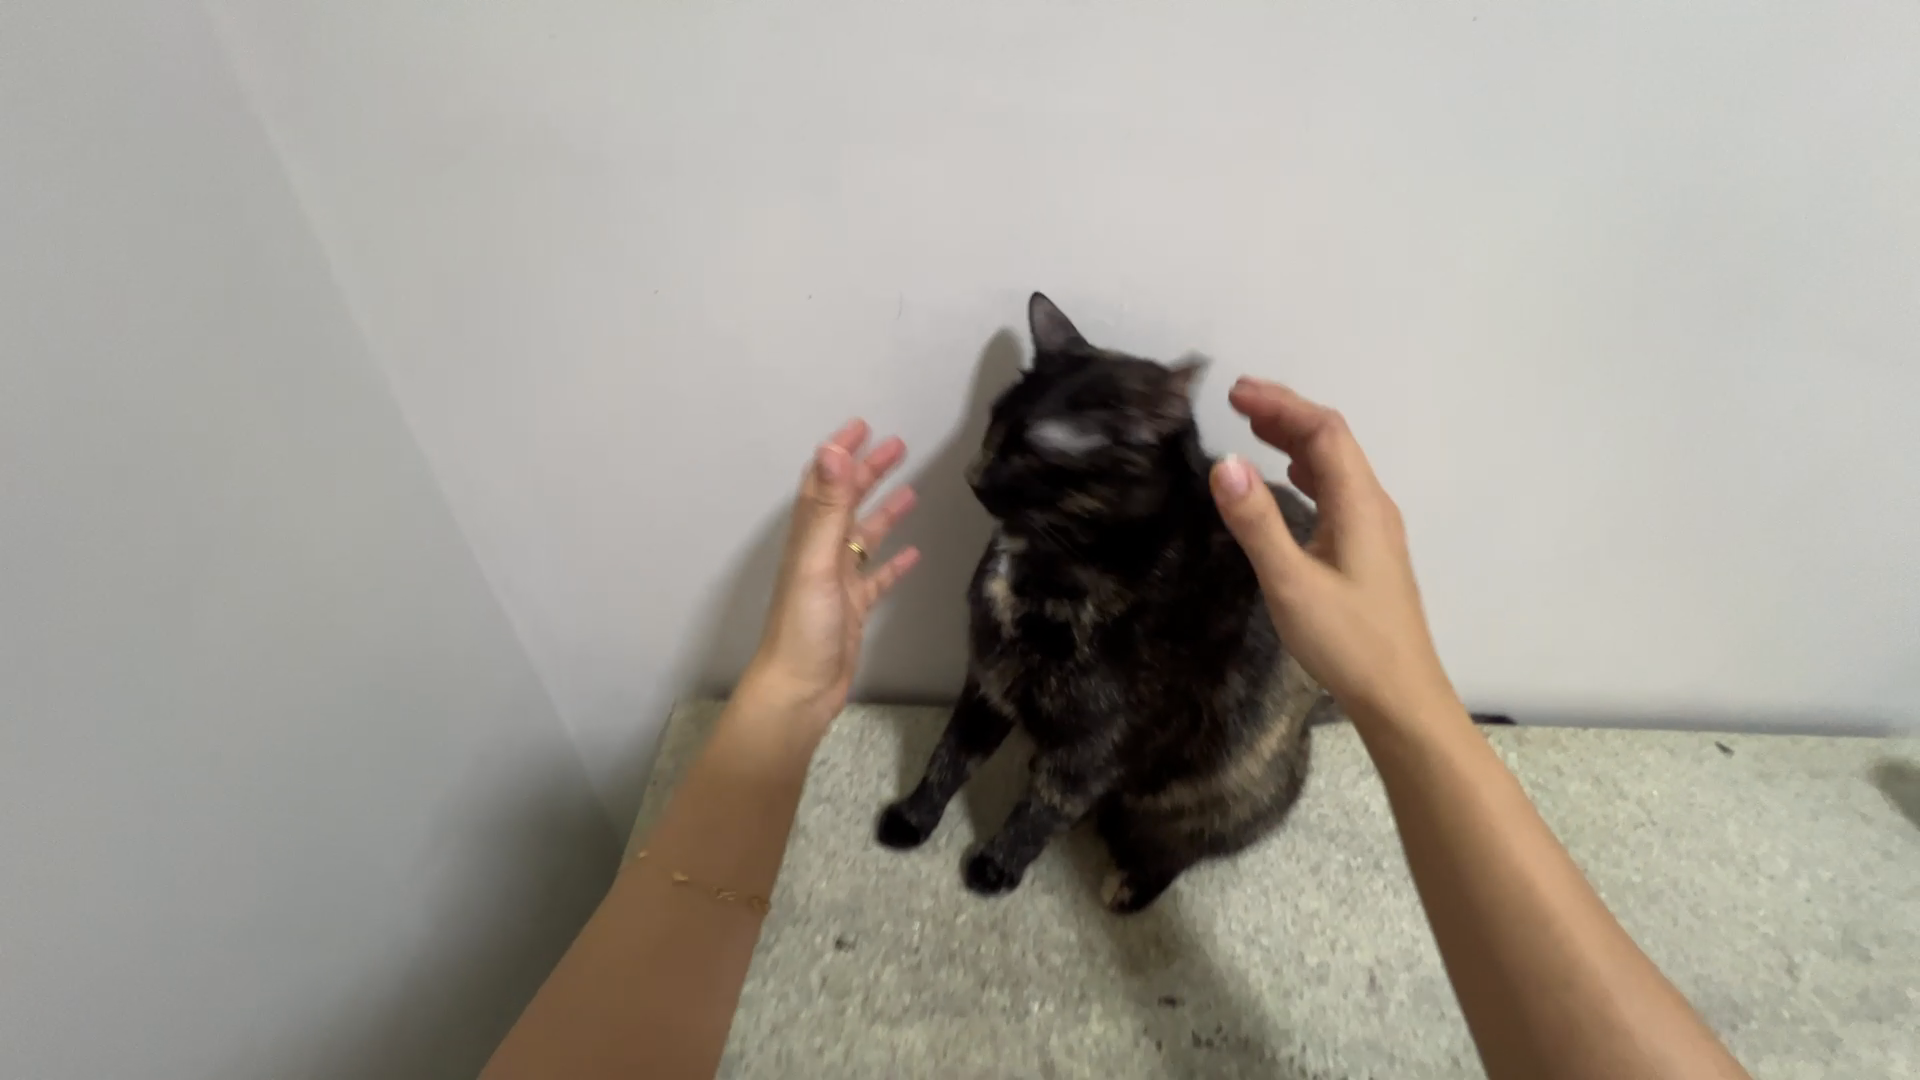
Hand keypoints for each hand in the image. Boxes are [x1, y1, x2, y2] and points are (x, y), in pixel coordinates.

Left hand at [745, 419, 920, 729]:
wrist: (801, 689)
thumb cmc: (806, 626)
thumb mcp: (817, 561)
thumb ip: (828, 507)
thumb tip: (832, 450)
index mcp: (809, 538)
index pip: (824, 482)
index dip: (840, 453)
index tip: (862, 425)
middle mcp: (822, 553)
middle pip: (847, 503)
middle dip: (869, 472)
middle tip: (898, 446)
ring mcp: (839, 581)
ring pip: (864, 536)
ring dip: (884, 510)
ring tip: (913, 490)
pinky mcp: (855, 607)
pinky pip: (877, 577)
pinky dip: (894, 562)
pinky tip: (914, 554)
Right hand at [1208, 378, 1455, 724]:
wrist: (1400, 695)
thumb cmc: (1346, 640)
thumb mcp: (1290, 581)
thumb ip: (1257, 522)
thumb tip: (1225, 463)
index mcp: (1359, 504)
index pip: (1323, 432)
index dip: (1280, 405)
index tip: (1234, 393)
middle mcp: (1372, 506)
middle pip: (1332, 441)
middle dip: (1286, 413)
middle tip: (1237, 400)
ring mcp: (1373, 528)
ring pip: (1335, 465)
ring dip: (1295, 438)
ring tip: (1254, 426)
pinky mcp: (1366, 549)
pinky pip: (1335, 489)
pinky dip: (1305, 468)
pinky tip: (1289, 477)